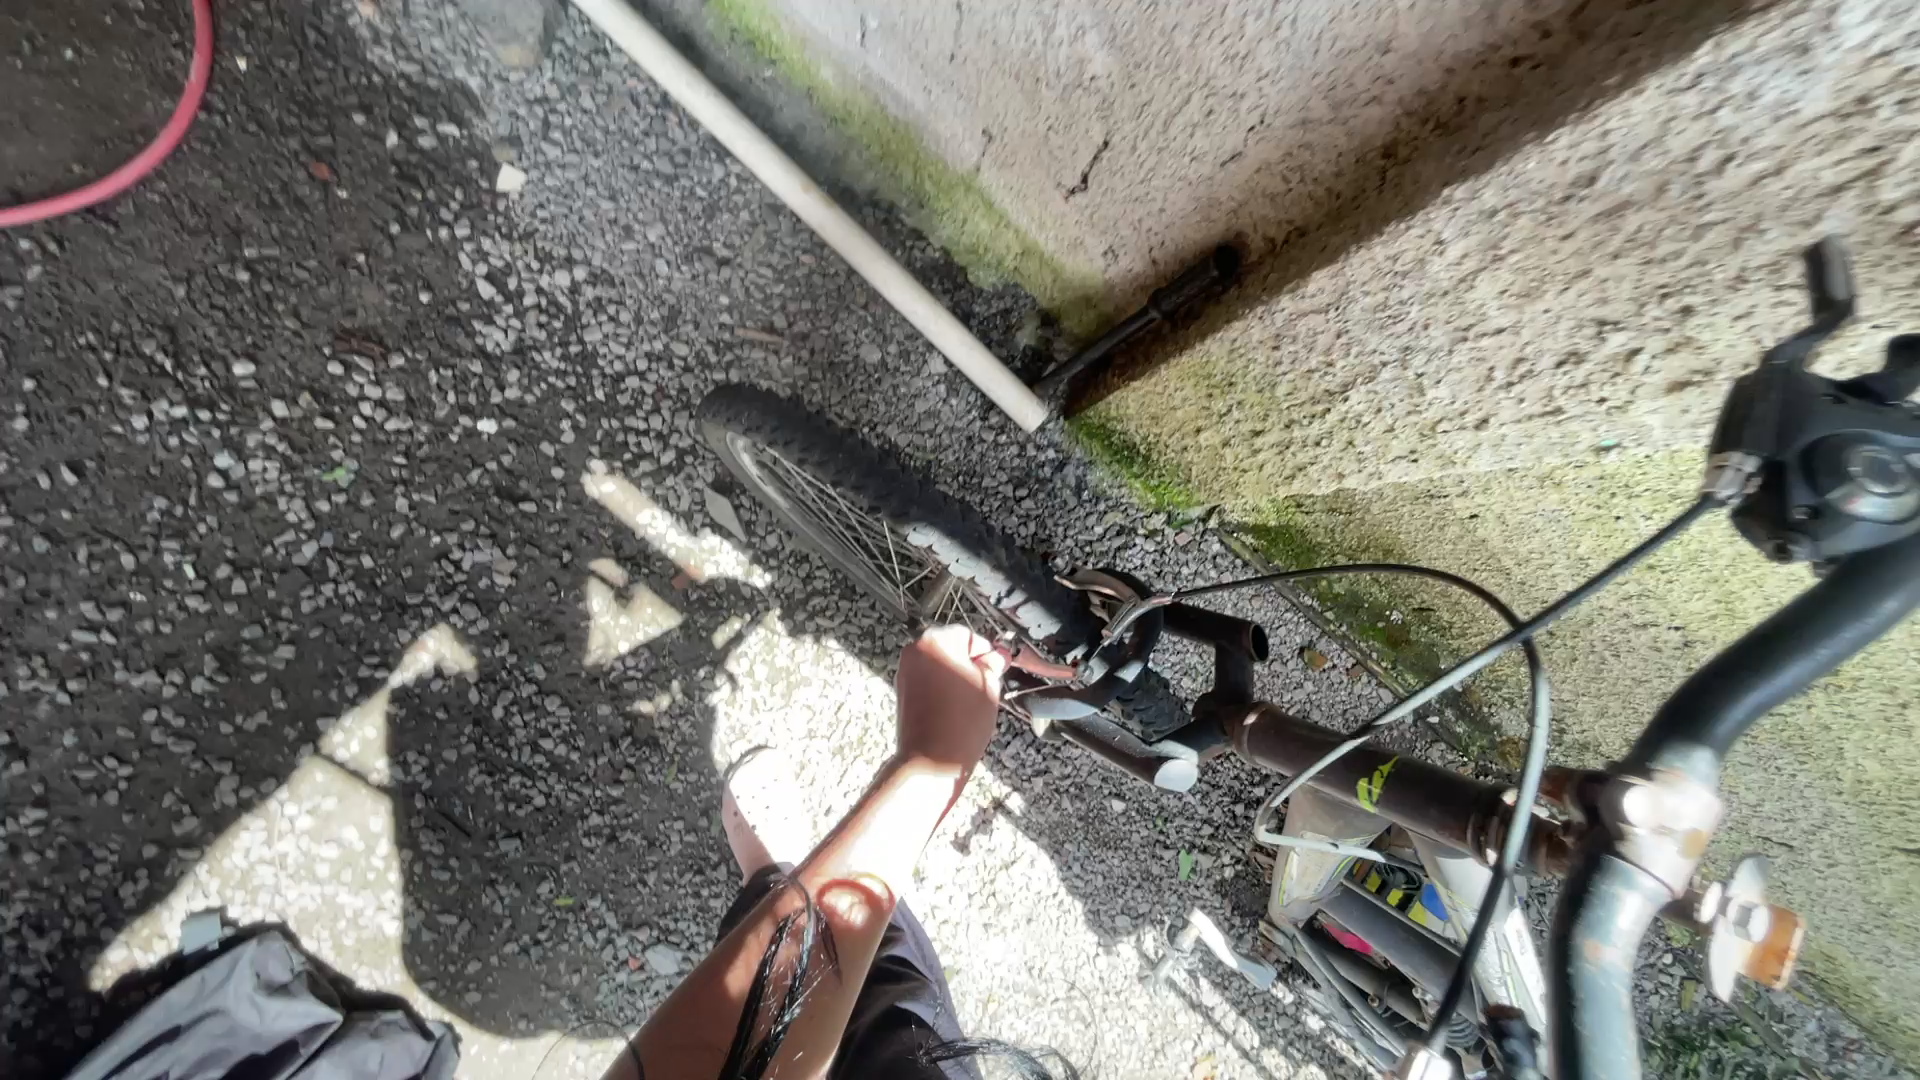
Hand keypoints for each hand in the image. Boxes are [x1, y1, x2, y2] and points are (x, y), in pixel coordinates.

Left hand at [892, 625, 1008, 780]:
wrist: (931, 760)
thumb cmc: (961, 723)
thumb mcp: (989, 687)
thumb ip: (992, 665)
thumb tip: (994, 657)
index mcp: (937, 640)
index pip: (969, 635)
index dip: (986, 652)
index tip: (996, 667)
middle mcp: (916, 649)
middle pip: (951, 647)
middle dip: (969, 663)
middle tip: (985, 685)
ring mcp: (906, 670)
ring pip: (939, 663)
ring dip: (955, 675)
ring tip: (969, 701)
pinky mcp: (902, 689)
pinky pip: (928, 679)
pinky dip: (941, 688)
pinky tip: (954, 708)